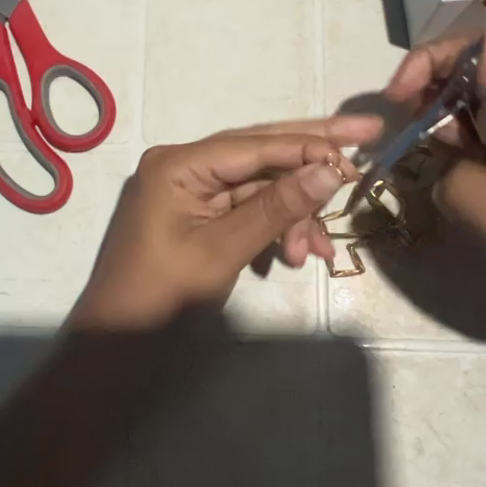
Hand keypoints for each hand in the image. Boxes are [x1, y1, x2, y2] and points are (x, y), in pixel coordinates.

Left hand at [70, 115, 382, 329]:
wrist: (115, 350)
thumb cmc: (160, 298)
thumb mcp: (222, 251)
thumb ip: (276, 208)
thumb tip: (331, 169)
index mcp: (177, 164)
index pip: (255, 144)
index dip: (310, 144)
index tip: (360, 145)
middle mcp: (184, 167)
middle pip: (261, 152)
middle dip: (314, 153)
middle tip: (370, 136)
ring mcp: (191, 192)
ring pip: (260, 186)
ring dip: (295, 213)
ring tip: (317, 253)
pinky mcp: (199, 217)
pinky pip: (248, 210)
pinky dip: (276, 228)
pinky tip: (301, 254)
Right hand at [384, 35, 485, 345]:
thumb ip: (464, 190)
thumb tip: (436, 173)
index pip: (478, 50)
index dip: (429, 59)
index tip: (396, 102)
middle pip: (468, 78)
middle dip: (422, 96)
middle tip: (394, 143)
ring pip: (473, 114)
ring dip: (433, 128)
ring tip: (409, 168)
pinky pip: (485, 149)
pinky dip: (453, 158)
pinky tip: (446, 192)